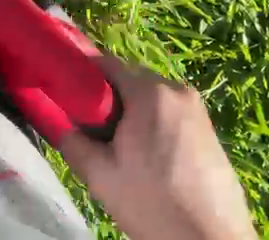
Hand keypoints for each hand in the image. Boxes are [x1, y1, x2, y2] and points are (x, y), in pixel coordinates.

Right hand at [57, 56, 255, 239]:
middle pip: (130, 79)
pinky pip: (171, 113)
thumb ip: (71, 139)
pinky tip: (153, 159)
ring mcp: (198, 108)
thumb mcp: (99, 175)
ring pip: (152, 97)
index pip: (105, 63)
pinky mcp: (210, 129)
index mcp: (150, 92)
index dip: (83, 77)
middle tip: (98, 133)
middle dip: (110, 99)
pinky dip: (157, 125)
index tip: (72, 102)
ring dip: (135, 113)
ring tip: (127, 151)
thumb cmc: (153, 204)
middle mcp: (177, 89)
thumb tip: (57, 119)